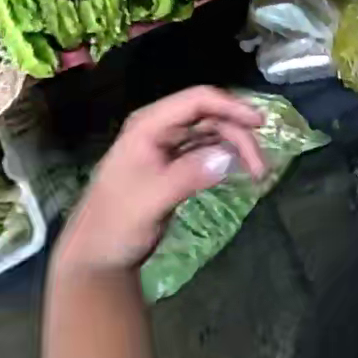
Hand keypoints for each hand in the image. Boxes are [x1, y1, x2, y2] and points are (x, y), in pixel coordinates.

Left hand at [55, 86, 267, 275]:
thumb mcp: (152, 199)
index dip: (230, 106)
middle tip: (261, 167)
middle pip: (209, 116)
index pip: (196, 101)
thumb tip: (228, 158)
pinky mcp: (175, 164)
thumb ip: (189, 175)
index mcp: (149, 124)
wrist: (96, 256)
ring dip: (236, 147)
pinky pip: (207, 150)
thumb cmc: (117, 222)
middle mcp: (161, 127)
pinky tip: (240, 171)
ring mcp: (168, 145)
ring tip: (257, 173)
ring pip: (212, 133)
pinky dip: (226, 157)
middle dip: (238, 134)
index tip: (259, 123)